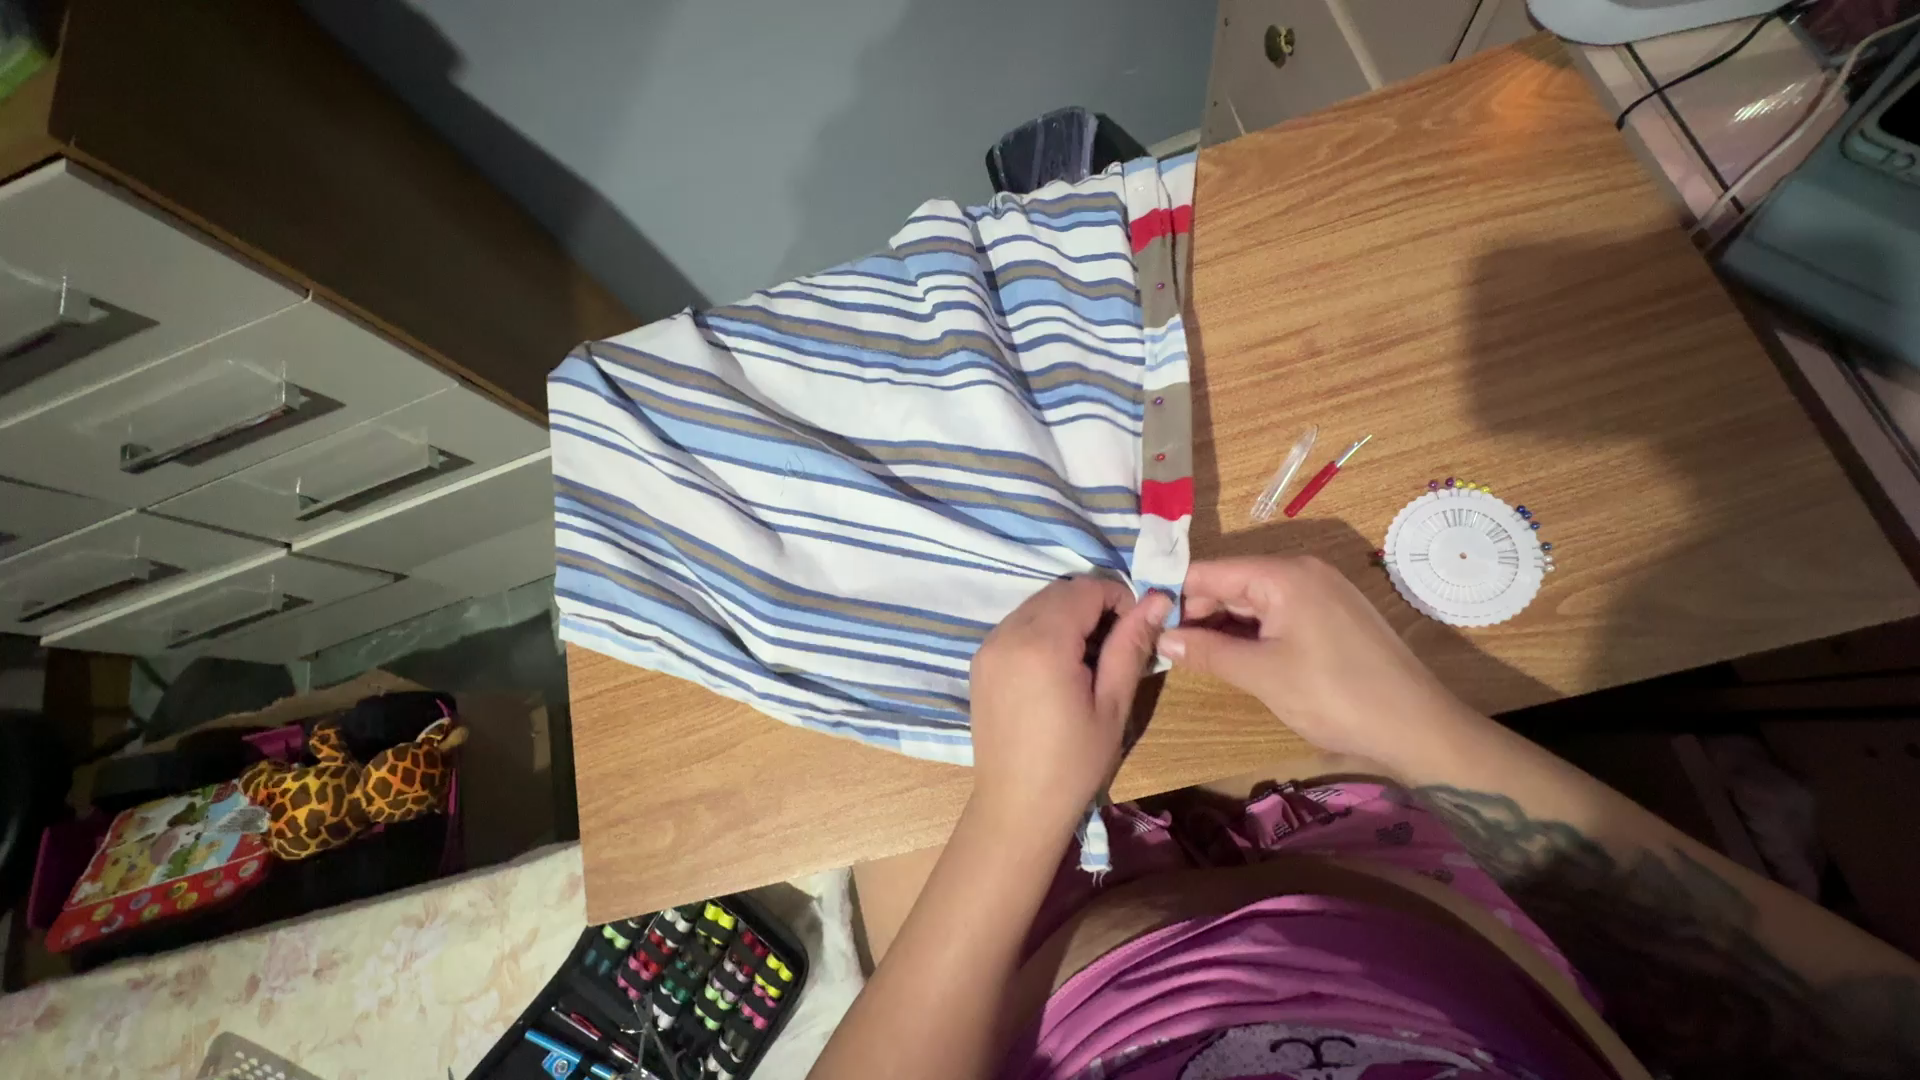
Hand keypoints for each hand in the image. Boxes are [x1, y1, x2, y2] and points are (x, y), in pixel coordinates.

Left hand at [968, 576, 1170, 828]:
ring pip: (1035, 605)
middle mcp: (1007, 633)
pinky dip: (1041, 629)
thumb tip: (1158, 599)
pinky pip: (1016, 625)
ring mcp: (988, 646)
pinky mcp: (980, 662)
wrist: (1017, 806)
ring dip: (1066, 615)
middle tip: (1116, 643)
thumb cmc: (1074, 762)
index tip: (1136, 627)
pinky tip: (1058, 666)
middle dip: (1092, 604)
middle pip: (1057, 592)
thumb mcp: (1113, 704)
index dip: (1117, 597)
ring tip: (1089, 657)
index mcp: (1042, 643)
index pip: (1084, 588)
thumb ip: (1131, 645)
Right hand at [1158, 556, 1481, 766]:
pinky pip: (1277, 615)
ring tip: (1188, 655)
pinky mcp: (1331, 617)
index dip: (1173, 594)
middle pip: (1231, 584)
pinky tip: (1230, 657)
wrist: (1419, 729)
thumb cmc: (1334, 695)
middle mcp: (1302, 572)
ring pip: (1253, 602)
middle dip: (1196, 613)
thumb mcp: (1261, 674)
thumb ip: (1206, 651)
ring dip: (1222, 626)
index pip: (1210, 572)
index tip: (1142, 619)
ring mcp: (1320, 594)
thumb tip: (1160, 638)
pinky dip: (1251, 633)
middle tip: (1162, 645)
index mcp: (1283, 575)